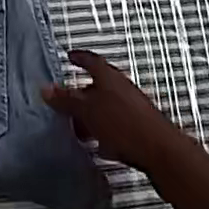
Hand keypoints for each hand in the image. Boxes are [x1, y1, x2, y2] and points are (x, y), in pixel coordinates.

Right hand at [45, 51, 208, 208]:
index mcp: (108, 75)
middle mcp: (121, 87)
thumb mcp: (88, 110)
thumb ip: (66, 99)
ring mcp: (133, 106)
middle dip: (81, 92)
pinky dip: (105, 129)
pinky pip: (116, 122)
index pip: (89, 59)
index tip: (69, 56)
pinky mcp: (140, 127)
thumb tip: (46, 89)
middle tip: (67, 101)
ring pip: (106, 105)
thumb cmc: (125, 125)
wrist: (161, 153)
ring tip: (80, 128)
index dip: (78, 57)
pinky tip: (101, 145)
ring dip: (92, 114)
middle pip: (96, 84)